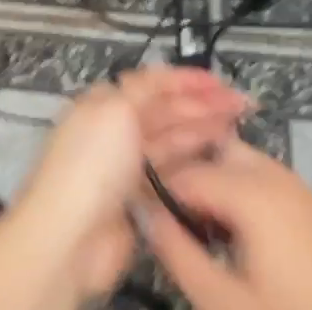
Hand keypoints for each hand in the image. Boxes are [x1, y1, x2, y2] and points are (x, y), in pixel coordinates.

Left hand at [10, 66, 251, 298]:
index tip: (220, 81)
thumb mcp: (114, 109)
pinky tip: (214, 161)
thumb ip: (141, 88)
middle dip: (203, 104)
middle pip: (166, 111)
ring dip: (202, 131)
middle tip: (241, 104)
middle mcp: (115, 130)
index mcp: (105, 103)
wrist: (70, 236)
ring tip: (236, 126)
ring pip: (171, 141)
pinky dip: (192, 165)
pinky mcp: (136, 200)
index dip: (187, 79)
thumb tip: (159, 75)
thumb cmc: (90, 165)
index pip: (152, 83)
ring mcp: (126, 166)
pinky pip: (170, 175)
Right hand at [141, 138, 311, 309]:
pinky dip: (236, 194)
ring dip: (209, 185)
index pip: (183, 169)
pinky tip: (226, 233)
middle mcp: (274, 173)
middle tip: (160, 216)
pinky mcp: (309, 205)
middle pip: (211, 153)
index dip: (152, 186)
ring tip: (191, 228)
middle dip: (182, 176)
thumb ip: (177, 252)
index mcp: (251, 189)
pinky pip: (260, 180)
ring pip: (236, 163)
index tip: (131, 205)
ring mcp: (297, 187)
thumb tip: (141, 214)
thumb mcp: (223, 299)